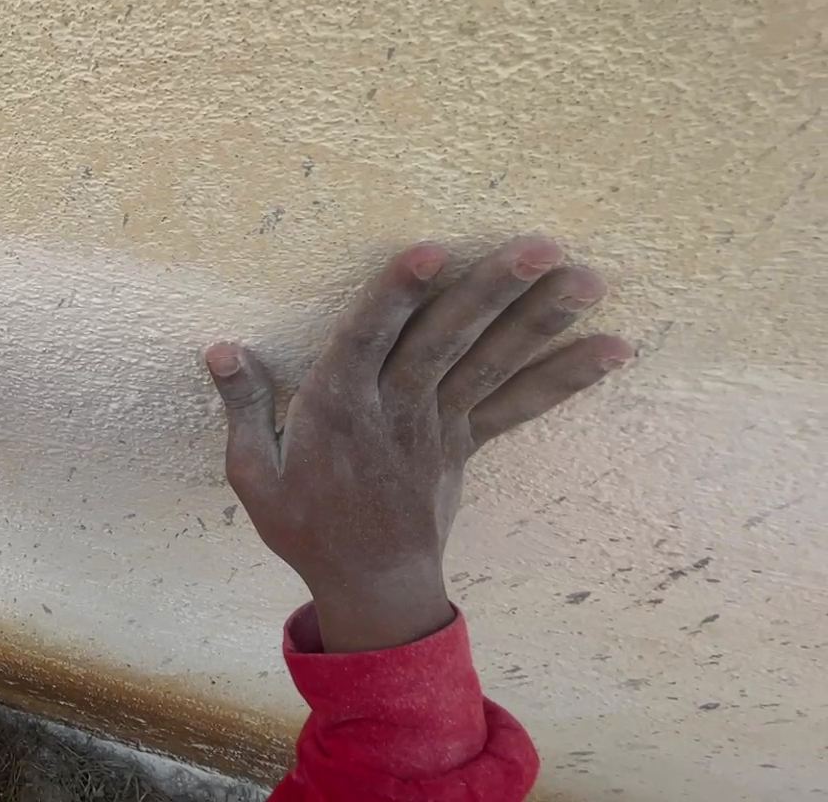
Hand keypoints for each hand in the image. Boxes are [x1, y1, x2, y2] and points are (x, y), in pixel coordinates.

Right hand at [206, 238, 633, 651]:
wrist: (372, 585)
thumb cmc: (302, 523)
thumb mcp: (251, 471)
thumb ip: (242, 406)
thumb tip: (221, 348)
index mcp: (337, 410)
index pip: (366, 340)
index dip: (395, 295)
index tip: (430, 252)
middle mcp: (394, 410)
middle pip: (443, 342)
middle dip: (490, 293)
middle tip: (540, 247)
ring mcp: (438, 427)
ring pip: (488, 365)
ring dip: (537, 320)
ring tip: (584, 278)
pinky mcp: (464, 445)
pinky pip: (517, 407)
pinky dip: (564, 377)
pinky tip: (611, 347)